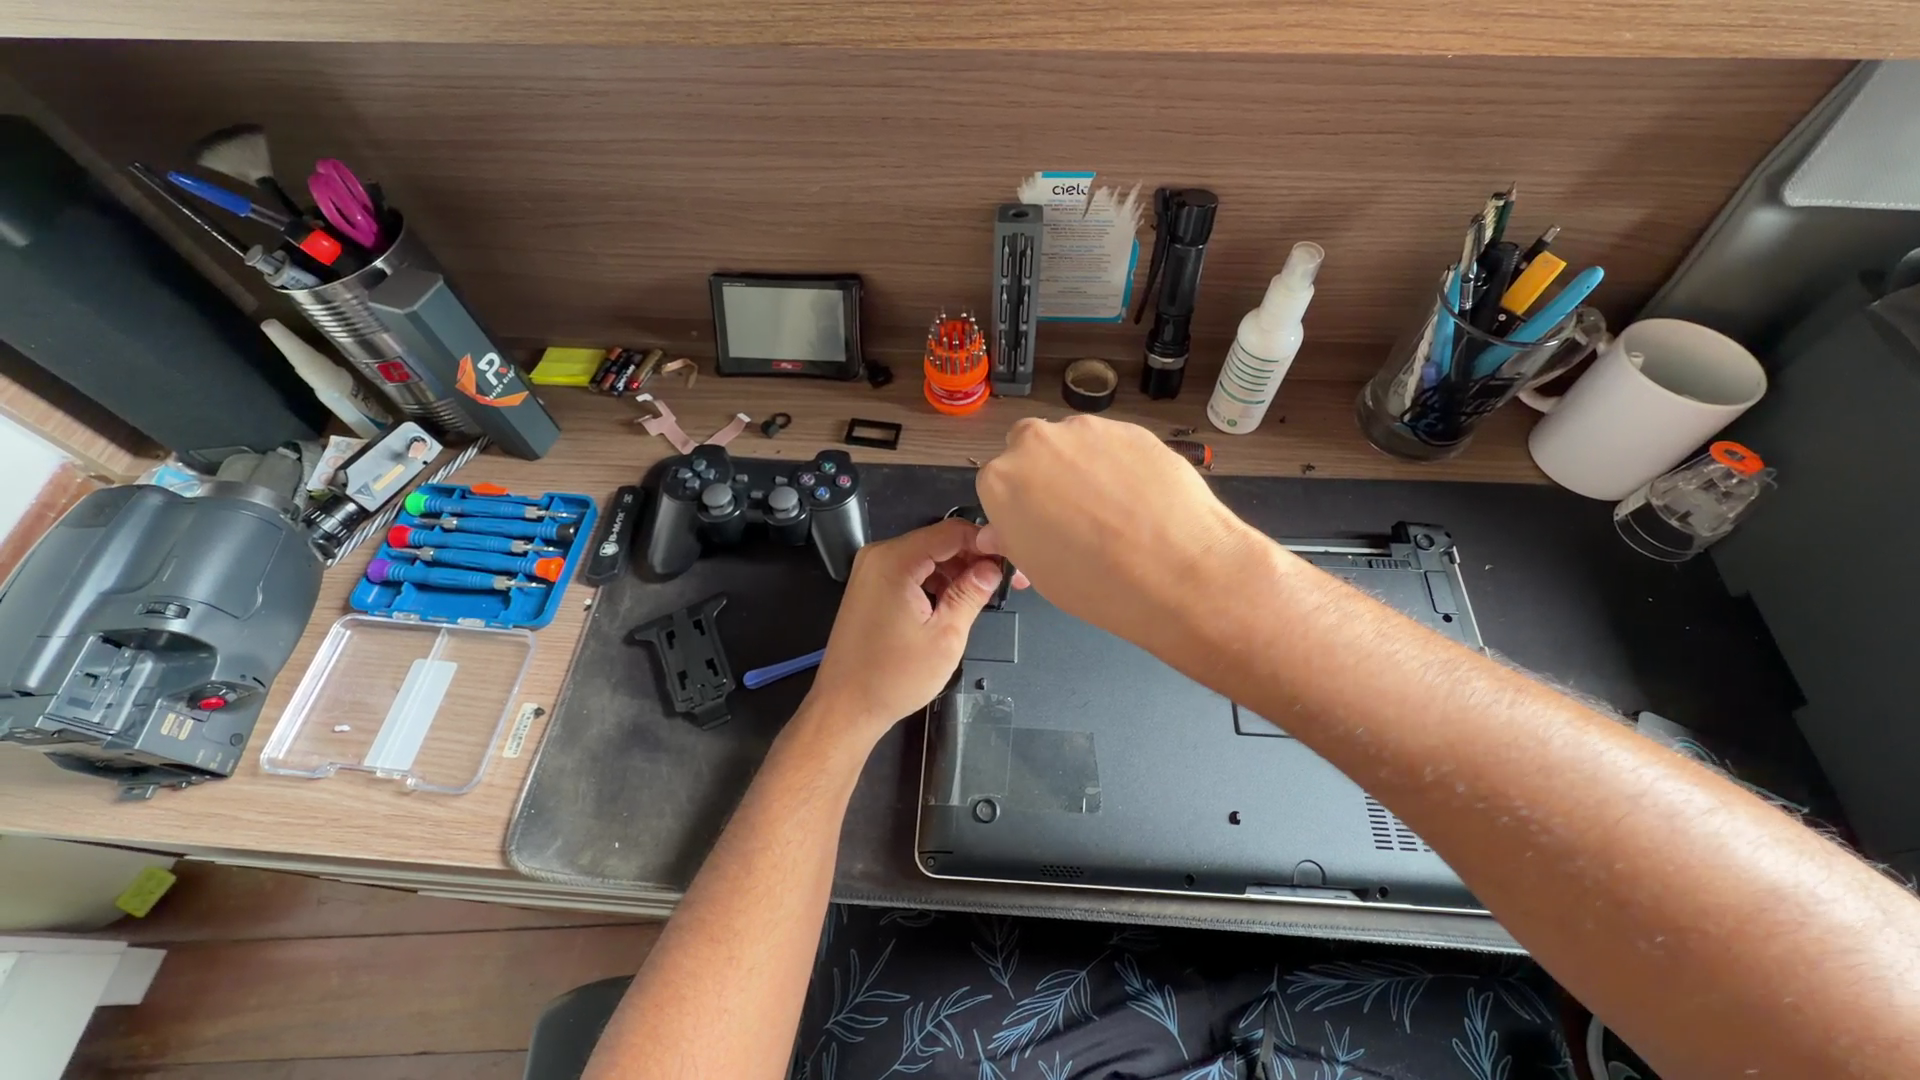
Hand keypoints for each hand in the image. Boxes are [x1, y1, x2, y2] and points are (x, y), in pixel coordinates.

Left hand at [803, 519, 1007, 745]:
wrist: (846, 706)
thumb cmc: (893, 677)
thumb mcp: (945, 636)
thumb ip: (971, 594)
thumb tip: (993, 568)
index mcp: (895, 560)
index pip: (952, 531)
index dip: (986, 543)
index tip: (1012, 561)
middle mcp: (879, 556)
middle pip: (938, 540)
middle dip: (972, 557)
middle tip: (1003, 581)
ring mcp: (871, 570)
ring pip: (926, 555)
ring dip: (955, 570)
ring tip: (981, 595)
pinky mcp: (870, 586)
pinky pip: (910, 570)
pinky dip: (934, 581)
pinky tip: (953, 602)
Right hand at [975, 415, 1258, 648]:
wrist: (1176, 571)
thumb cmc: (1102, 581)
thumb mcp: (1039, 572)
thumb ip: (1015, 537)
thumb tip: (1006, 529)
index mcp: (1001, 480)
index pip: (997, 484)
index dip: (1017, 507)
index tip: (1034, 523)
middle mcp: (1037, 444)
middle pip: (1030, 451)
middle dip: (1046, 477)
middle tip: (1071, 515)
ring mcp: (1087, 431)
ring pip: (1075, 444)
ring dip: (1084, 468)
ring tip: (1112, 512)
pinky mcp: (1130, 428)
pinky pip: (1115, 445)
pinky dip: (1121, 466)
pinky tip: (1138, 501)